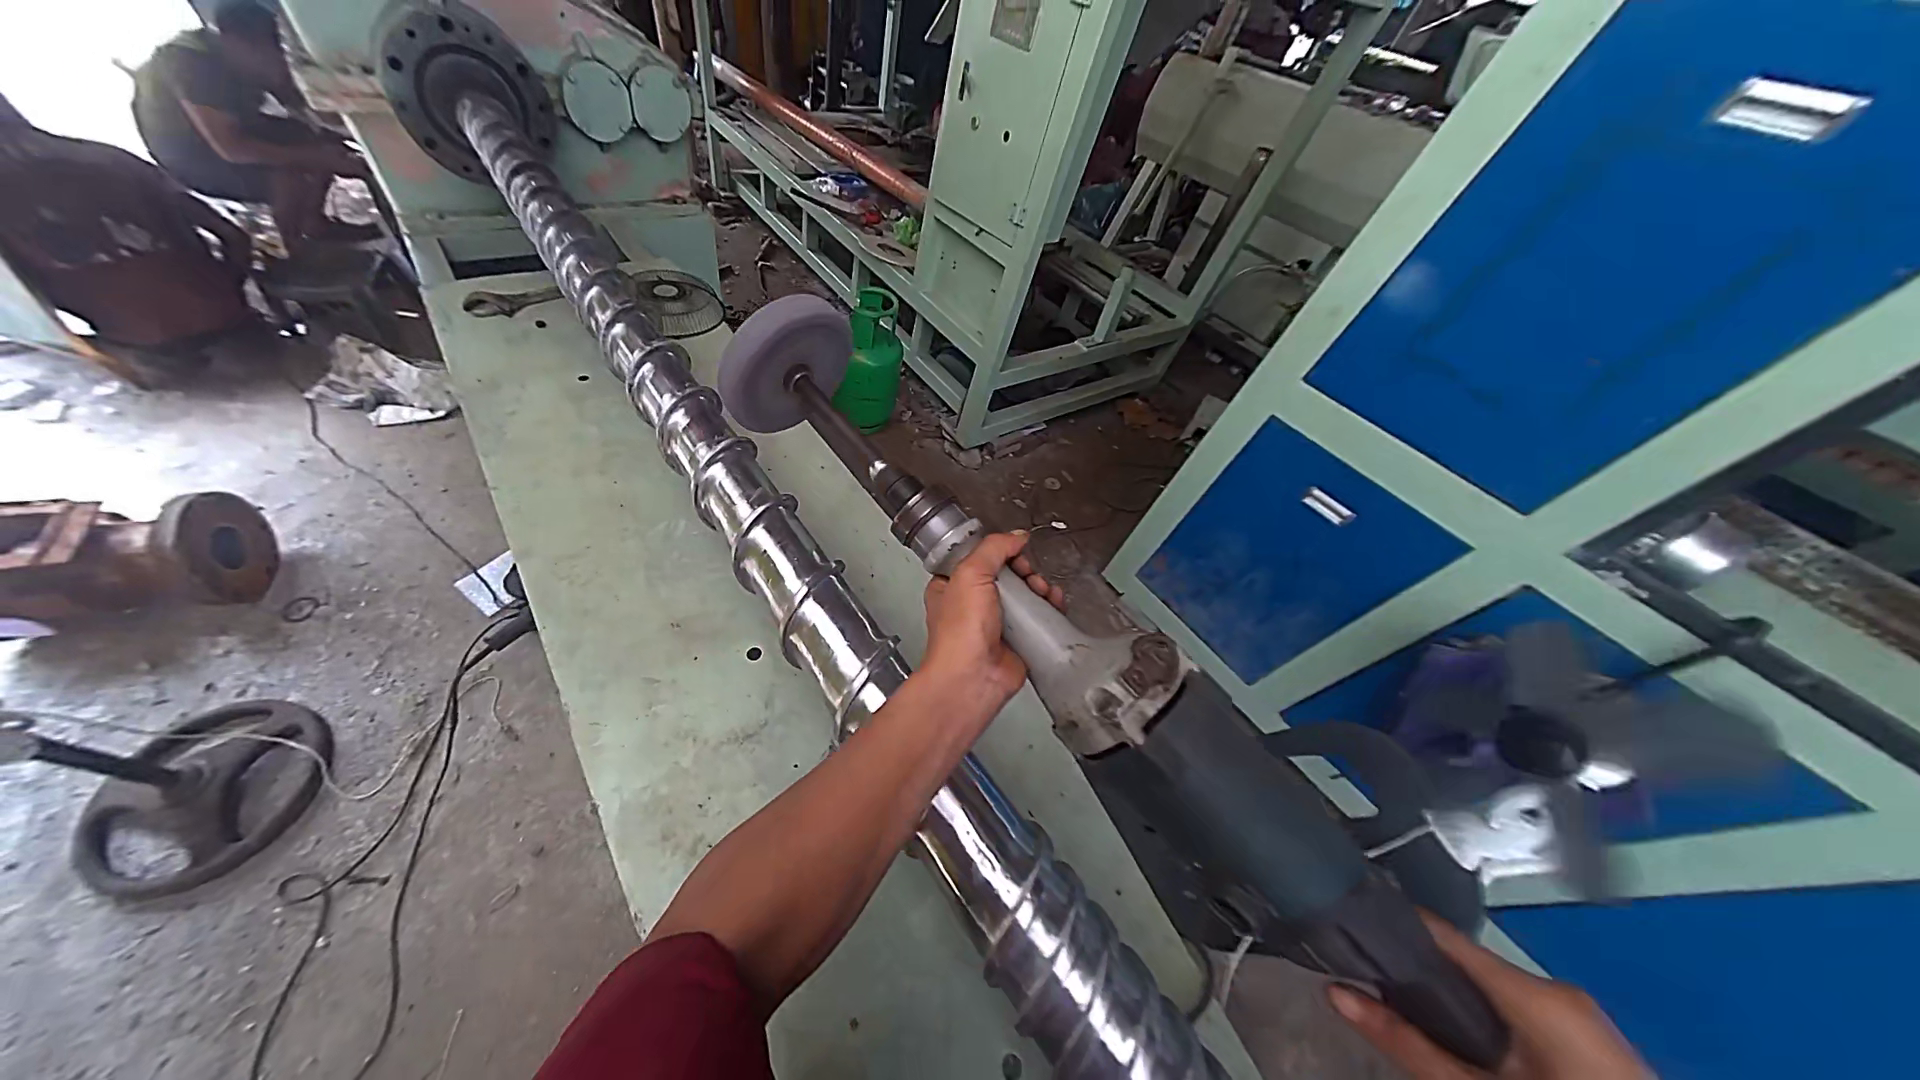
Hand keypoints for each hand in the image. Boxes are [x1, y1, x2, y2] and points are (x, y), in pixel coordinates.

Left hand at [920, 531, 1064, 718]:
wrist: (973, 678)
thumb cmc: (959, 634)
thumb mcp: (970, 574)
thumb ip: (993, 549)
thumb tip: (1015, 537)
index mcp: (951, 585)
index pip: (979, 557)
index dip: (998, 552)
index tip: (1012, 551)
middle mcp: (972, 604)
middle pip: (1007, 574)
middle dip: (1023, 570)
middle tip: (1027, 574)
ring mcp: (996, 622)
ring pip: (1024, 594)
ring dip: (1038, 587)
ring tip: (1042, 589)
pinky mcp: (1017, 639)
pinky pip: (1037, 617)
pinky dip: (1049, 607)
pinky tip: (1053, 602)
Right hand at [1328, 914, 1649, 1079]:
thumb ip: (1407, 1041)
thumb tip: (1336, 993)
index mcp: (1534, 991)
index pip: (1439, 932)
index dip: (1389, 927)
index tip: (1346, 932)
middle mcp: (1557, 990)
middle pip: (1462, 964)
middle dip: (1422, 981)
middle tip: (1378, 999)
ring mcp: (1579, 1015)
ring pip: (1489, 990)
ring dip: (1453, 1006)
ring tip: (1419, 1027)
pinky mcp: (1588, 1039)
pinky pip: (1518, 1012)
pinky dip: (1486, 1023)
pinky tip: (1472, 1054)